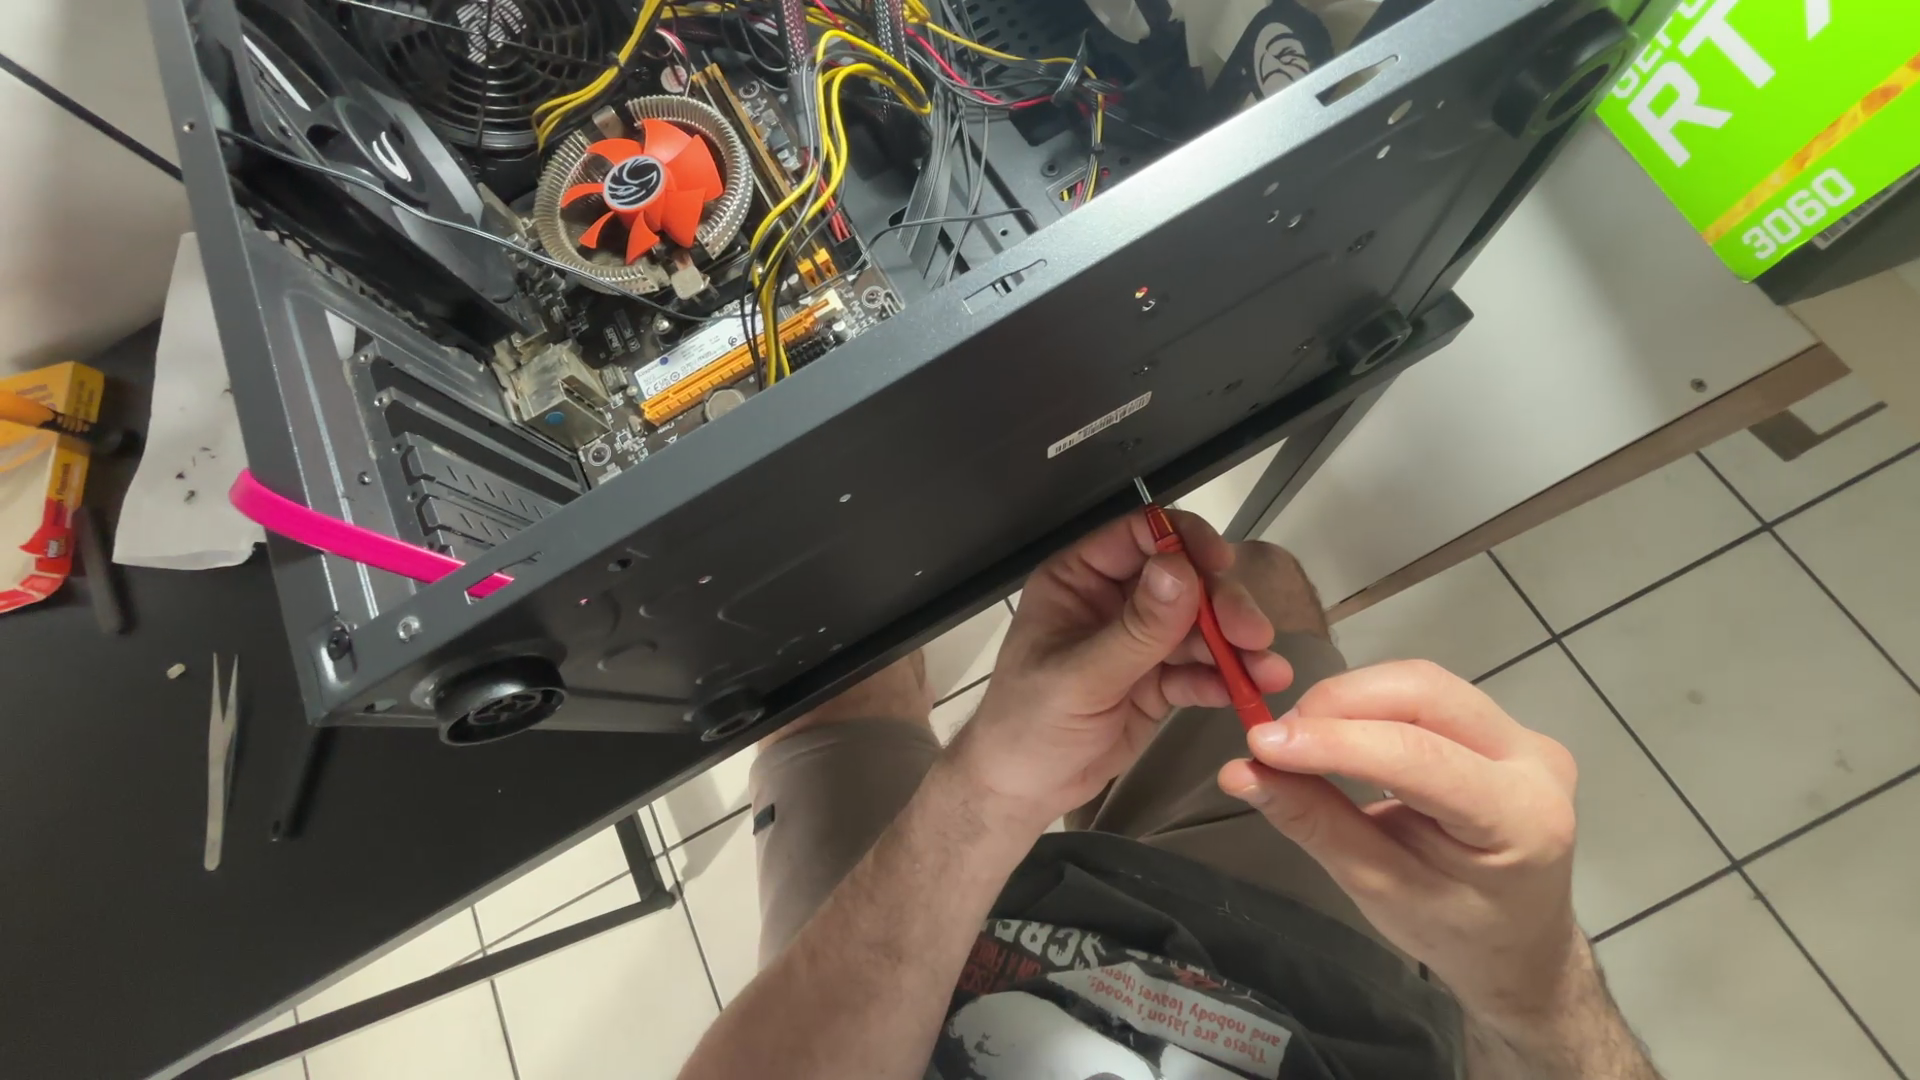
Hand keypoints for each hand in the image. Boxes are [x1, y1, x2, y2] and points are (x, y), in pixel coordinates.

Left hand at [947, 510, 1293, 832]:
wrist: (1023, 788)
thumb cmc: (1029, 722)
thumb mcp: (1080, 675)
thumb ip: (1135, 629)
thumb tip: (1181, 569)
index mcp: (1078, 580)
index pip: (1137, 537)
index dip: (1182, 541)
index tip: (1221, 564)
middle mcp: (1111, 601)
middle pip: (1181, 580)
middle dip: (1221, 604)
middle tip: (1254, 634)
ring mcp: (1137, 642)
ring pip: (1198, 626)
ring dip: (1235, 645)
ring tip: (1267, 671)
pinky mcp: (1157, 682)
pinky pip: (1197, 670)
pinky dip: (1224, 679)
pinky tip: (1248, 693)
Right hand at [1217, 660, 1584, 1029]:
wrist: (1521, 945)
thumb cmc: (1452, 930)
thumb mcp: (1375, 887)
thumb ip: (1311, 822)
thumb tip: (1238, 773)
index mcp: (1521, 819)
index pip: (1419, 757)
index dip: (1334, 742)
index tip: (1258, 743)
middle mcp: (1534, 759)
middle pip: (1423, 691)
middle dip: (1336, 703)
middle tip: (1277, 738)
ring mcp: (1520, 734)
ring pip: (1417, 681)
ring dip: (1344, 698)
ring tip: (1299, 738)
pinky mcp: (1496, 723)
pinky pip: (1418, 690)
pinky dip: (1361, 702)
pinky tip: (1333, 732)